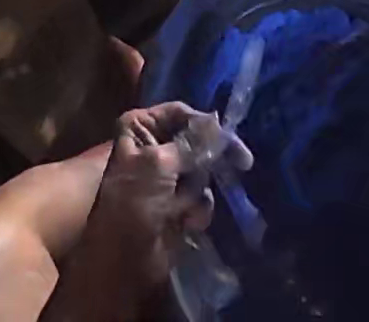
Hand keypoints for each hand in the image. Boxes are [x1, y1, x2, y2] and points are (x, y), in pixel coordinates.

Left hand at [48, 102, 249, 319]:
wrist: (125, 254)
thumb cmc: (134, 198)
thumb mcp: (160, 163)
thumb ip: (191, 143)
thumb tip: (217, 122)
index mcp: (140, 126)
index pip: (179, 113)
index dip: (205, 123)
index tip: (232, 138)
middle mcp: (153, 145)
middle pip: (195, 141)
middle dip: (211, 157)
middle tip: (243, 163)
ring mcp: (167, 176)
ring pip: (202, 171)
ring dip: (197, 190)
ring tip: (182, 205)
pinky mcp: (178, 203)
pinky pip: (202, 198)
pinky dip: (197, 210)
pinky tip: (185, 222)